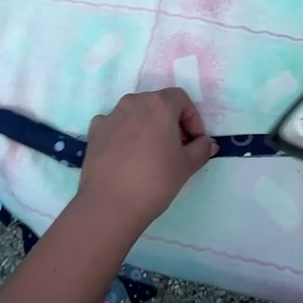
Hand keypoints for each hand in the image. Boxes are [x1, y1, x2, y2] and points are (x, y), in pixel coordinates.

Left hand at [76, 88, 216, 229]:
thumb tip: (207, 142)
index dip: (192, 118)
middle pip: (157, 104)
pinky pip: (115, 125)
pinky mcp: (95, 131)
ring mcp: (111, 115)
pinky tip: (126, 157)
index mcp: (159, 104)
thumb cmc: (155, 180)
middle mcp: (134, 102)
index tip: (194, 141)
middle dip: (169, 122)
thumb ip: (201, 149)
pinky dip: (124, 135)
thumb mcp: (187, 166)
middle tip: (176, 148)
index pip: (181, 99)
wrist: (110, 204)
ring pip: (135, 114)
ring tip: (150, 154)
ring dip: (146, 127)